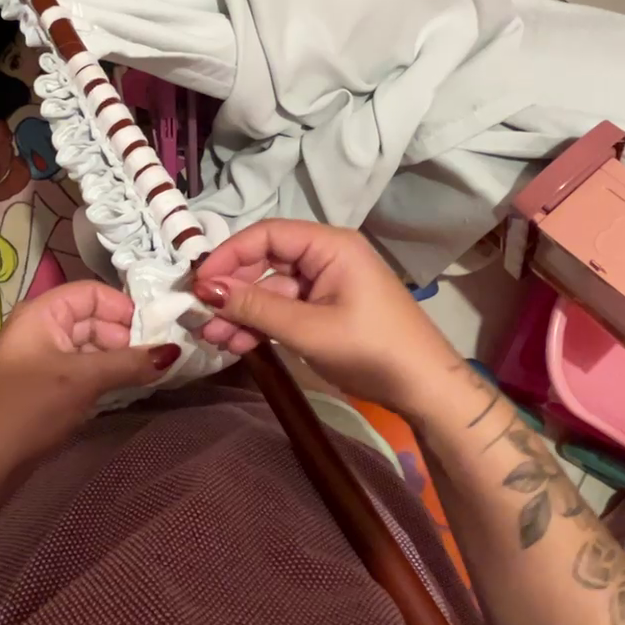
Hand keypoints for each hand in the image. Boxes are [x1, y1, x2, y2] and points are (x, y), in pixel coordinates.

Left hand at [0, 281, 178, 482]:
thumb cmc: (28, 409)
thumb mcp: (82, 381)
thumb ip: (129, 363)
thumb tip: (174, 352)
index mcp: (42, 312)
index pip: (92, 293)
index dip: (125, 307)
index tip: (158, 330)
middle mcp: (40, 328)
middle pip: (93, 318)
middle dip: (126, 336)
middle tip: (160, 358)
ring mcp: (41, 358)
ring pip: (90, 346)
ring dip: (118, 358)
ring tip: (150, 375)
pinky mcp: (44, 385)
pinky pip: (82, 369)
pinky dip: (104, 375)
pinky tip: (127, 389)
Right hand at [192, 220, 470, 417]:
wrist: (426, 390)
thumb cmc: (372, 349)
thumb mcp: (308, 329)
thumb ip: (255, 307)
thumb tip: (204, 289)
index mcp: (329, 246)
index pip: (266, 235)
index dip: (228, 255)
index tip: (198, 283)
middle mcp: (325, 257)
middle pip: (265, 262)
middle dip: (231, 289)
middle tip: (198, 315)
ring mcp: (325, 285)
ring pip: (270, 290)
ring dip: (241, 312)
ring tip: (211, 338)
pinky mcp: (325, 310)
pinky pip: (283, 309)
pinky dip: (260, 325)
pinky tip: (235, 343)